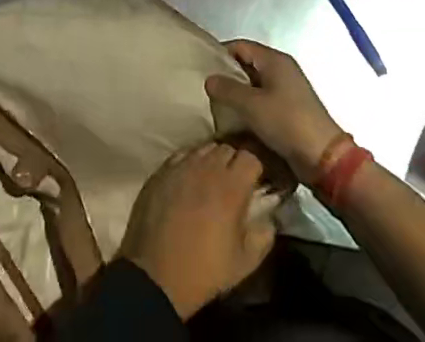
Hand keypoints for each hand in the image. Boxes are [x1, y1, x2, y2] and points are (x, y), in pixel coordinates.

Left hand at [119, 143, 275, 318]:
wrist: (154, 276)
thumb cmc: (204, 270)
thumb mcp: (246, 262)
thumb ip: (265, 234)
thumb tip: (269, 217)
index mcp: (231, 187)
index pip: (251, 157)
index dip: (257, 168)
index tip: (258, 182)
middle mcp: (206, 168)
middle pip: (228, 148)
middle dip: (236, 161)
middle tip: (237, 182)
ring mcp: (180, 167)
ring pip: (204, 148)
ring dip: (213, 160)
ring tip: (213, 179)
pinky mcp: (160, 171)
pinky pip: (181, 155)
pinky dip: (190, 162)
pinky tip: (190, 179)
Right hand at [205, 40, 345, 184]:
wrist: (322, 156)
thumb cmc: (286, 122)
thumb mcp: (251, 105)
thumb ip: (227, 89)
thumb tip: (209, 79)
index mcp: (275, 60)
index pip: (240, 45)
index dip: (221, 53)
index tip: (202, 67)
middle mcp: (281, 69)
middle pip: (247, 62)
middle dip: (227, 74)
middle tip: (206, 87)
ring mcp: (286, 89)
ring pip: (253, 83)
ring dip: (237, 91)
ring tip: (215, 103)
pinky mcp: (288, 108)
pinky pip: (262, 99)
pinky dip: (248, 104)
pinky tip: (233, 117)